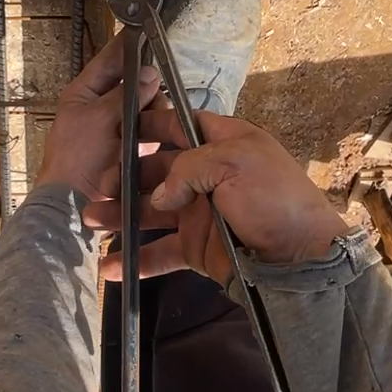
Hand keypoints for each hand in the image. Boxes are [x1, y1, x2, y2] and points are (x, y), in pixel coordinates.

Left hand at [34, 32, 159, 201]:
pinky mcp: (129, 151)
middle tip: (154, 97)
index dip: (123, 48)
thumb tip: (149, 74)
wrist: (74, 207)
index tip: (140, 31)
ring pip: (145, 109)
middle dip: (146, 90)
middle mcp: (99, 110)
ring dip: (154, 114)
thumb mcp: (98, 120)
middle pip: (132, 86)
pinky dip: (156, 133)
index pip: (106, 62)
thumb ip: (125, 95)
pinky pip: (150, 133)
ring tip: (157, 123)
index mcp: (82, 95)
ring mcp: (115, 131)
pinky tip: (161, 137)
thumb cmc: (76, 160)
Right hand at [85, 109, 348, 284]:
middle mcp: (209, 175)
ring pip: (151, 211)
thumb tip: (160, 194)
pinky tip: (108, 268)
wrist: (302, 260)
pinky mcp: (198, 249)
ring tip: (89, 219)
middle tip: (99, 186)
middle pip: (157, 170)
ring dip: (121, 215)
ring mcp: (201, 213)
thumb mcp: (236, 162)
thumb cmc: (274, 198)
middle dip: (125, 176)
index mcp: (224, 143)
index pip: (180, 124)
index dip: (151, 123)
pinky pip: (160, 253)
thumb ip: (189, 166)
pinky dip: (135, 261)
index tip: (118, 127)